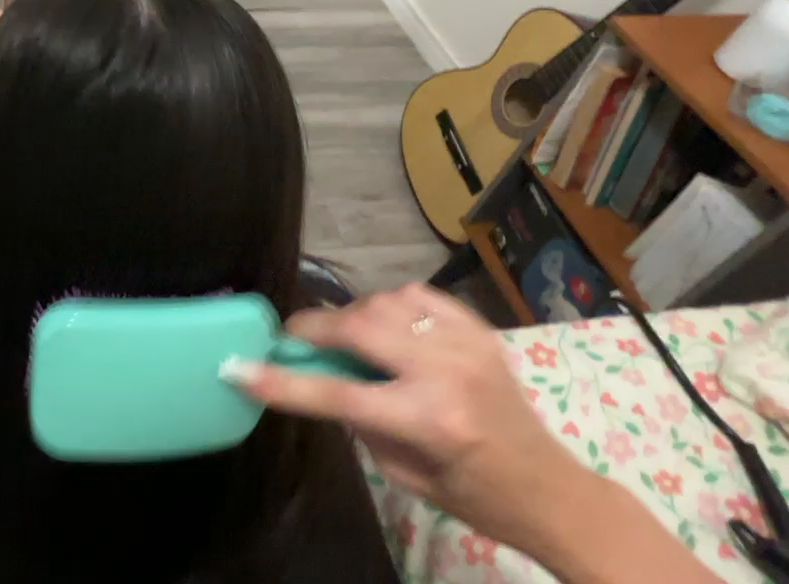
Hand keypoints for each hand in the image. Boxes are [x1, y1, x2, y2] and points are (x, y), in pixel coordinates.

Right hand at [233, 283, 596, 552]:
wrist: (551, 488)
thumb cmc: (472, 494)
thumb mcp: (403, 472)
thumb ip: (358, 419)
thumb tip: (317, 373)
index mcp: (429, 422)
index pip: (336, 394)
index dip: (281, 381)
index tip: (238, 368)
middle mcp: (446, 373)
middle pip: (356, 328)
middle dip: (312, 328)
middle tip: (292, 338)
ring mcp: (466, 343)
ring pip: (381, 303)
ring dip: (350, 317)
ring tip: (346, 338)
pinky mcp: (478, 328)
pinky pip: (415, 295)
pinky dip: (389, 305)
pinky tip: (387, 326)